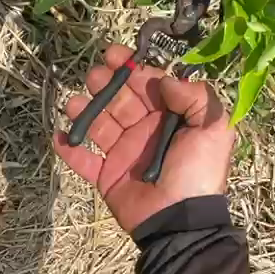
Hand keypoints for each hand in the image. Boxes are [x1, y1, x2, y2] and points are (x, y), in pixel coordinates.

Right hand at [53, 43, 235, 233]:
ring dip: (85, 112)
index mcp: (171, 117)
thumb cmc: (198, 171)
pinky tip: (60, 136)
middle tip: (93, 76)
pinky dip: (70, 150)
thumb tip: (165, 80)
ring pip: (99, 126)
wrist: (178, 218)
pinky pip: (84, 162)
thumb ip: (194, 97)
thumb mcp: (213, 127)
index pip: (148, 86)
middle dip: (106, 85)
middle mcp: (145, 132)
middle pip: (120, 101)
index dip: (132, 69)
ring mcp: (124, 155)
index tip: (114, 55)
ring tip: (73, 102)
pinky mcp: (107, 177)